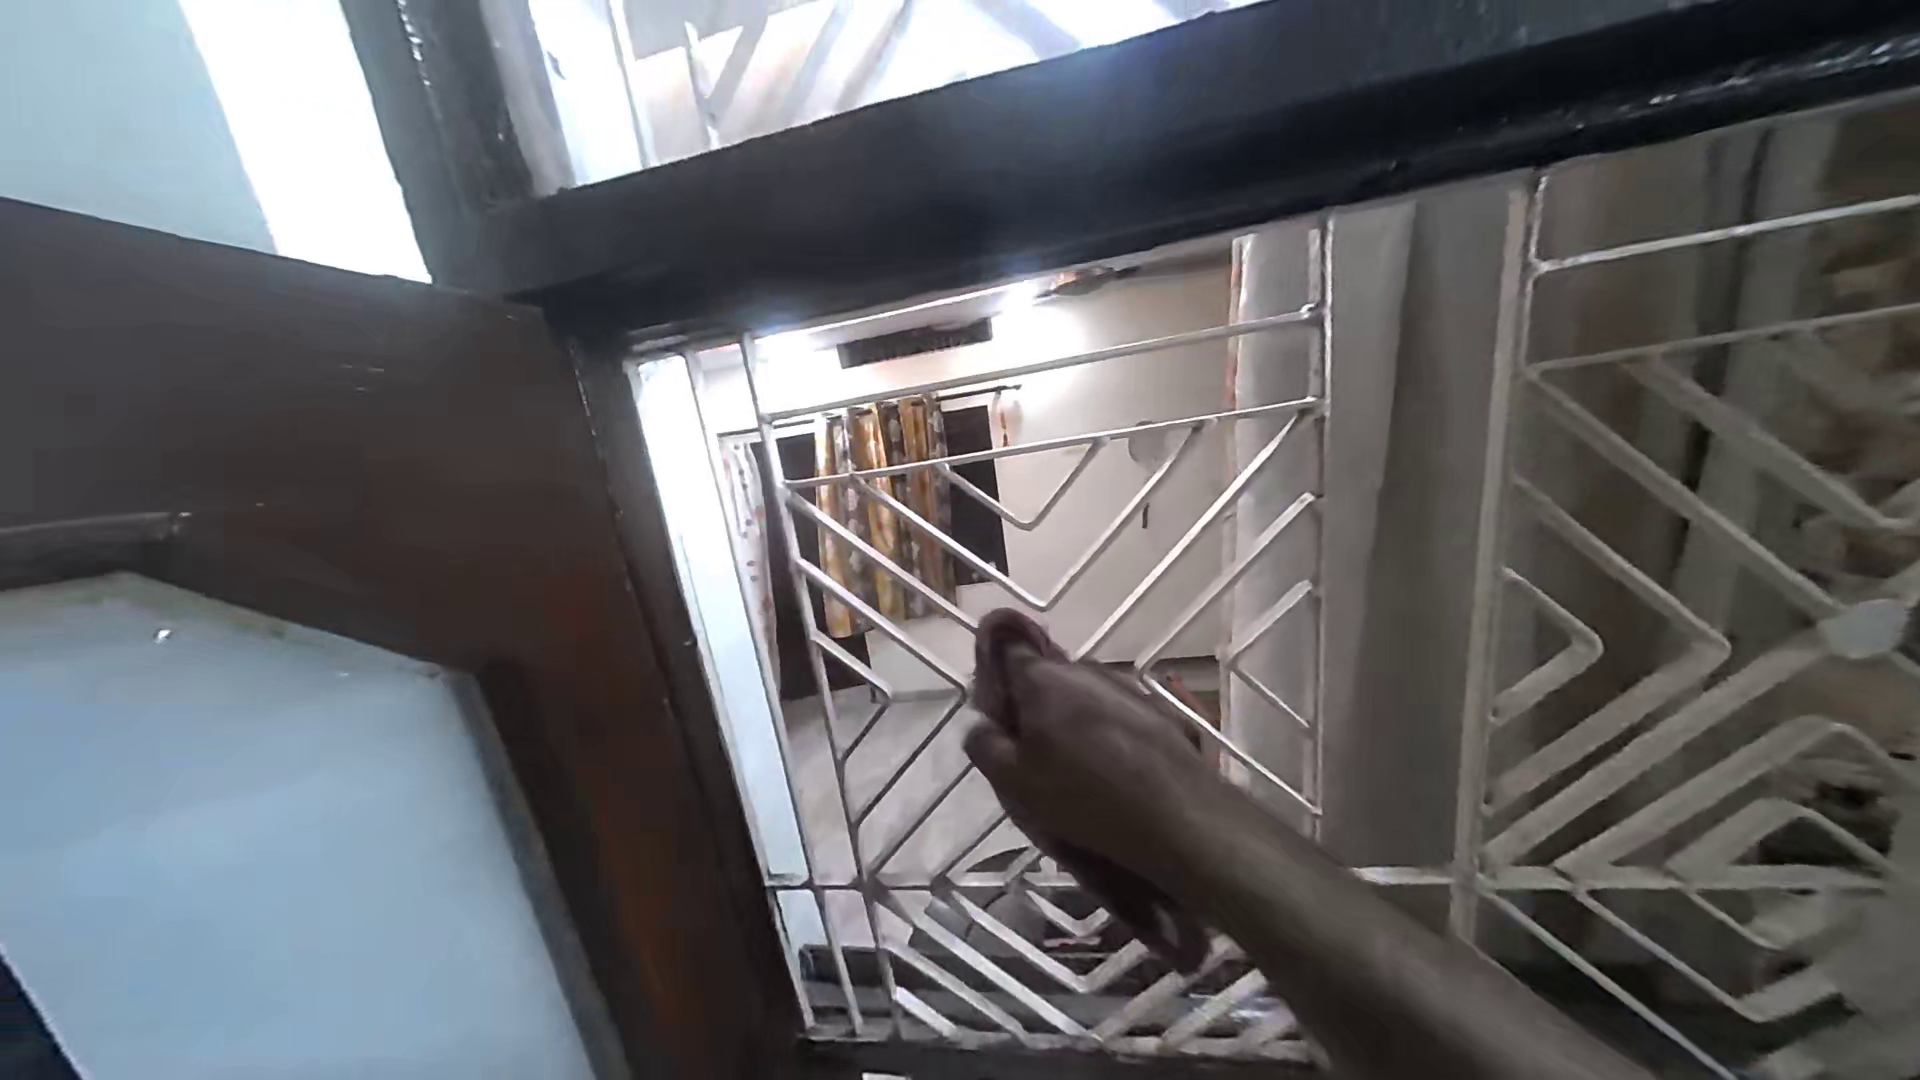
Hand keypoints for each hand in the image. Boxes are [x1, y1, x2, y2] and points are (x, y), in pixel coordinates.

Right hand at [965, 609, 1221, 970]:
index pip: (1006, 645)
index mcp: (1043, 677)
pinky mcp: (1156, 708)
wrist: (1180, 817)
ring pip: (1082, 693)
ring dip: (1071, 716)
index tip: (994, 706)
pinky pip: (1115, 711)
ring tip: (1075, 764)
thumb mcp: (1015, 782)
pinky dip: (1106, 729)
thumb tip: (980, 725)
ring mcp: (1125, 685)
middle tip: (1030, 747)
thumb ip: (984, 745)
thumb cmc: (1084, 795)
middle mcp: (1084, 668)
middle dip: (1032, 702)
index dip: (994, 670)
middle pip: (1045, 674)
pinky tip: (1113, 768)